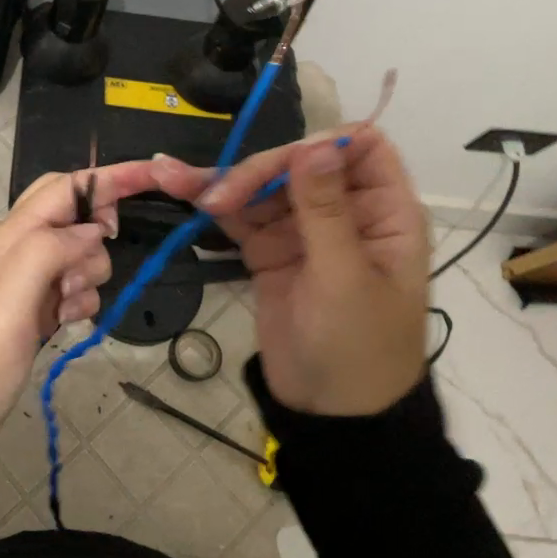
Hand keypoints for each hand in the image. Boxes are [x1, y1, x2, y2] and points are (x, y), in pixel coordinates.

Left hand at [0, 161, 160, 450]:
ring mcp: (29, 279)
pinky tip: (64, 321)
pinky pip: (77, 286)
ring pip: (81, 251)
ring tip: (64, 306)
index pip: (66, 186)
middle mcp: (20, 248)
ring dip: (88, 275)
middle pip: (76, 213)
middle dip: (98, 234)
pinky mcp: (38, 306)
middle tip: (86, 269)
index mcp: (11, 236)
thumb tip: (92, 231)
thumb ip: (48, 253)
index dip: (110, 178)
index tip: (157, 176)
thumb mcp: (8, 303)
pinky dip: (82, 300)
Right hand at [152, 127, 429, 416]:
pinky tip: (178, 188)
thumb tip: (315, 144)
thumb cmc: (358, 348)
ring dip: (221, 182)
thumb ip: (325, 210)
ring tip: (173, 179)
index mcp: (384, 213)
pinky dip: (211, 204)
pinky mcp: (268, 251)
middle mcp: (344, 212)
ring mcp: (302, 231)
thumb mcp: (344, 279)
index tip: (282, 163)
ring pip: (262, 188)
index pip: (362, 149)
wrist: (330, 413)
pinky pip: (239, 217)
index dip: (323, 144)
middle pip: (298, 164)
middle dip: (256, 172)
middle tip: (217, 198)